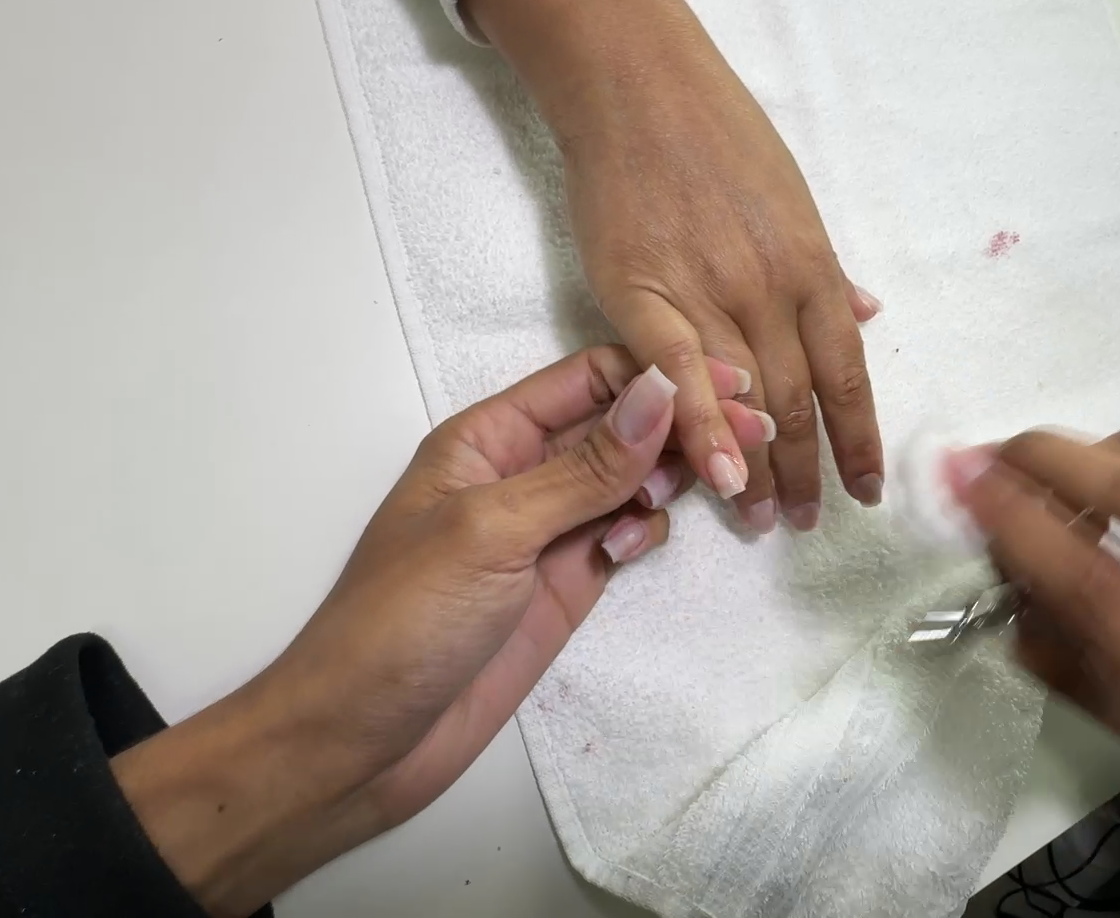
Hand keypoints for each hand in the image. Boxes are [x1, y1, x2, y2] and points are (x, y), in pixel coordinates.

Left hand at [110, 347, 761, 914]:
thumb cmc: (407, 619)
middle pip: (619, 426)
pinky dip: (642, 529)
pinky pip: (625, 530)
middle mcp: (526, 470)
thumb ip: (587, 465)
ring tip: (708, 485)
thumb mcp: (495, 529)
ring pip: (630, 476)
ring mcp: (551, 526)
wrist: (367, 745)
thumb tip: (662, 390)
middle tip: (752, 430)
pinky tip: (632, 547)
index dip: (656, 374)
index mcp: (492, 436)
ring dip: (668, 475)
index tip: (727, 379)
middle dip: (681, 424)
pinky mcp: (569, 576)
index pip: (588, 378)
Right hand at [462, 0, 883, 534]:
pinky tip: (720, 479)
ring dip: (760, 467)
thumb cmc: (719, 138)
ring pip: (747, 396)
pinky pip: (681, 373)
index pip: (848, 374)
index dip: (858, 439)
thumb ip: (826, 269)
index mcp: (813, 266)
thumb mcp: (794, 199)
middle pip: (799, 399)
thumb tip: (868, 312)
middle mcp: (771, 288)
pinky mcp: (643, 291)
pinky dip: (703, 427)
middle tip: (806, 522)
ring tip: (763, 520)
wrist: (638, 87)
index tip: (865, 489)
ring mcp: (710, 290)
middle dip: (807, 469)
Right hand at [955, 398, 1119, 871]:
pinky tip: (1115, 466)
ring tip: (1058, 476)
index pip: (1114, 600)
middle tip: (992, 453)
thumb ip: (1035, 606)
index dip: (1030, 530)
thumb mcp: (1086, 692)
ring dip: (1093, 451)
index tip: (965, 484)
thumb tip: (981, 503)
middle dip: (1057, 464)